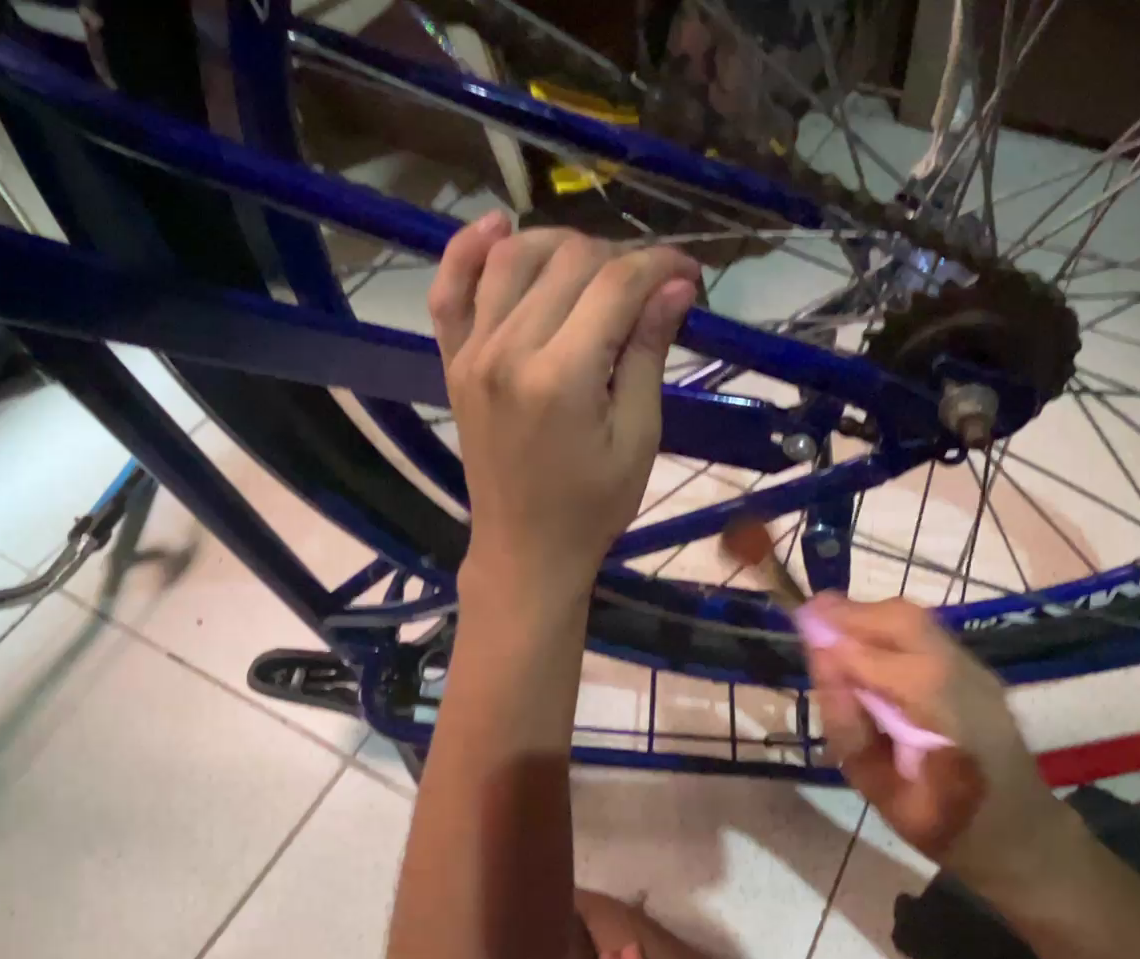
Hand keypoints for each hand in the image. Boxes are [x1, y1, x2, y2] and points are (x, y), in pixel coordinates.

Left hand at [430, 214, 700, 598]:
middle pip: (568, 261)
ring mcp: (473, 351)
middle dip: (622, 258)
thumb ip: (648, 354)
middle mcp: (509, 349)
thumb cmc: (594, 505)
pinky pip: (449, 288)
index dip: (660, 265)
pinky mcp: (453, 360)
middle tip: (654, 286)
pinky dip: (467, 250)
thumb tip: (674, 286)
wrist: (526, 549)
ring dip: (562, 245)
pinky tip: (497, 227)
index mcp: (562, 376)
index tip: (690, 272)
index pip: (616, 284)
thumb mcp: (639, 437)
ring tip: (599, 266)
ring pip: (513, 257)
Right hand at [805, 595, 1070, 890]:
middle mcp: (965, 680)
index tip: (801, 627)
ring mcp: (976, 671)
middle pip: (904, 622)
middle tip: (811, 618)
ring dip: (871, 617)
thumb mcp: (881, 790)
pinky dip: (889, 629)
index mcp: (944, 720)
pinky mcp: (975, 670)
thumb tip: (823, 664)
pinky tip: (868, 647)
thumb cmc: (944, 825)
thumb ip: (850, 728)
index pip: (884, 663)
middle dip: (854, 615)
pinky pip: (927, 633)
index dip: (841, 641)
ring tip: (833, 631)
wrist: (1019, 835)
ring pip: (917, 620)